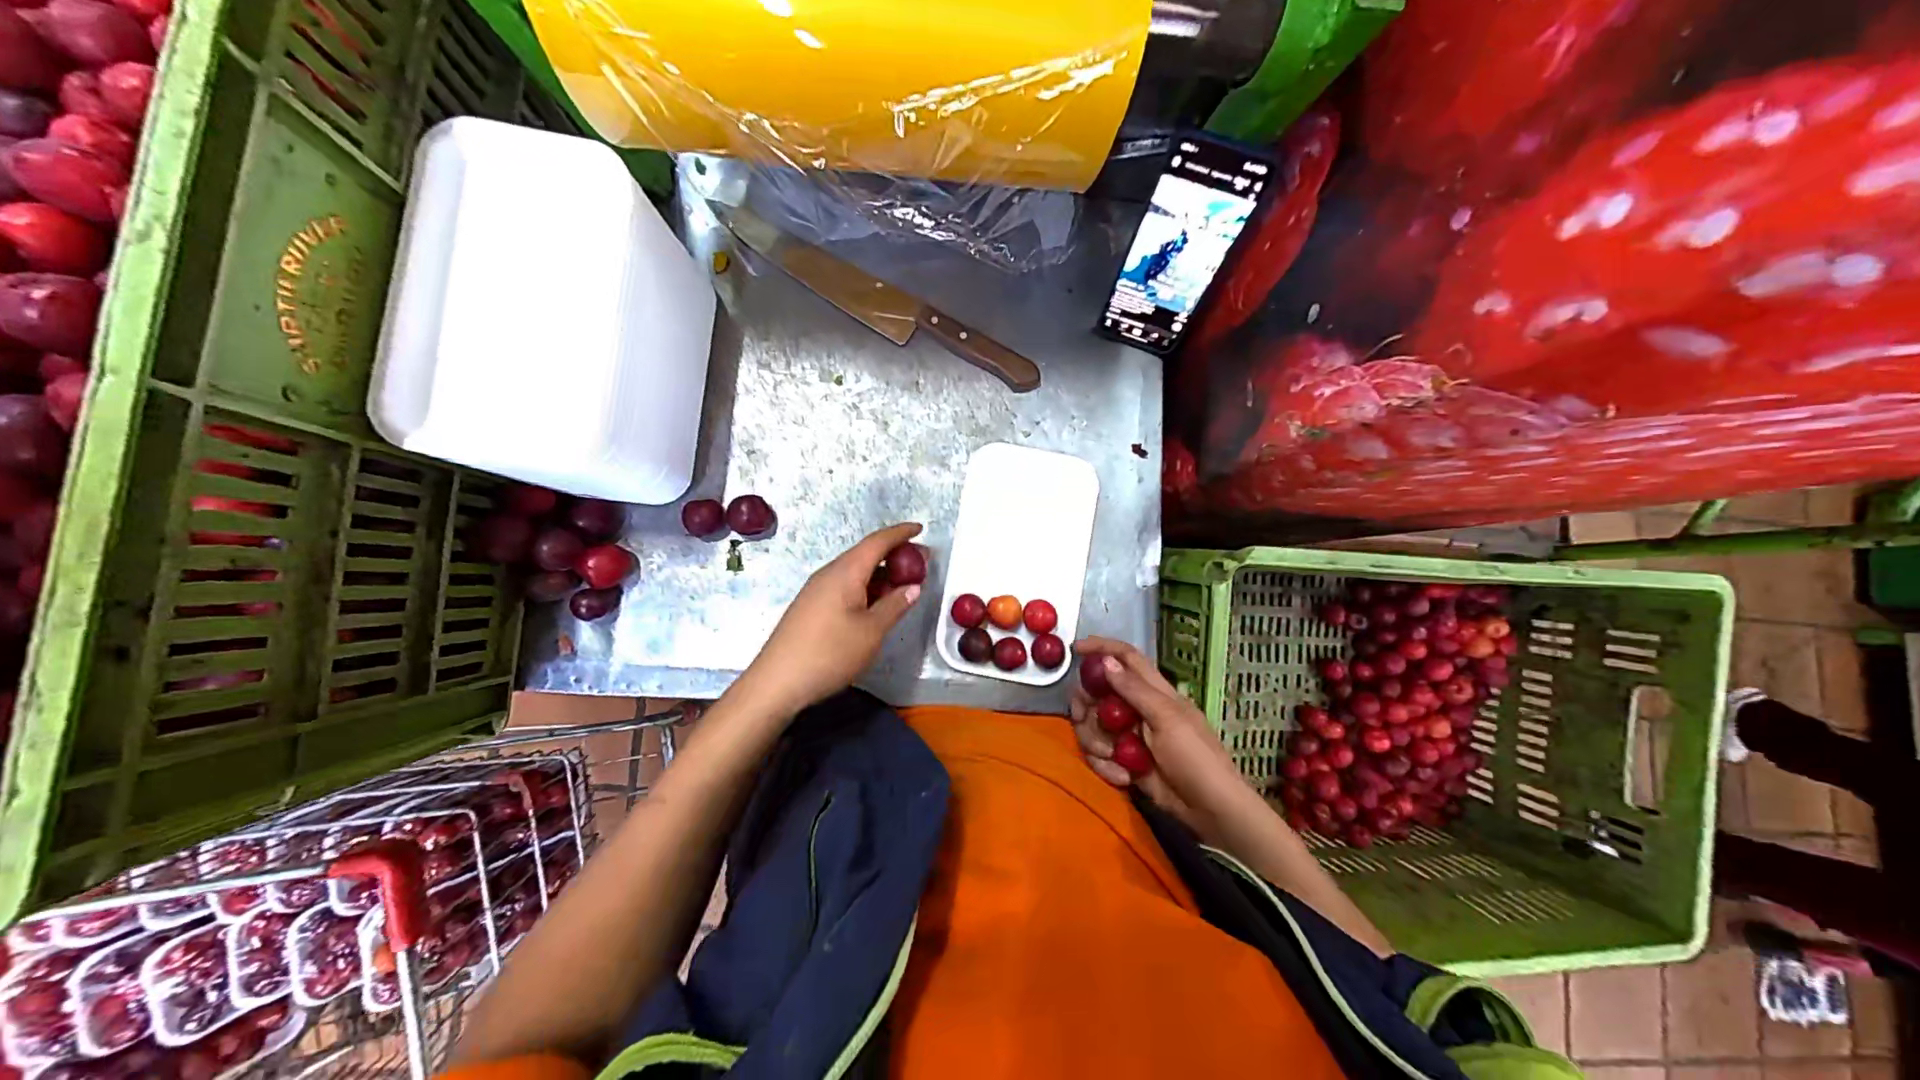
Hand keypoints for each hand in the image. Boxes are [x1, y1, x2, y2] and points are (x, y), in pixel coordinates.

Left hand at [739, 523, 923, 716]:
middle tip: (921, 563)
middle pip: (865, 554)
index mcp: (845, 572)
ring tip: (905, 585)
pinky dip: (867, 587)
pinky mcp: (812, 607)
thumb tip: (912, 587)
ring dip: (882, 574)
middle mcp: (829, 574)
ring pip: (855, 572)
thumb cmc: (829, 653)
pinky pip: (845, 586)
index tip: (920, 529)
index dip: (900, 533)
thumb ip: (895, 605)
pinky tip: (877, 604)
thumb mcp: (871, 631)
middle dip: (895, 555)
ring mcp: (817, 590)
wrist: (778, 682)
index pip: (877, 542)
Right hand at [1068, 637, 1254, 841]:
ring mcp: (1130, 736)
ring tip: (1113, 758)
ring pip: (1093, 726)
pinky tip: (1124, 777)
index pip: (1126, 658)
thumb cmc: (1196, 758)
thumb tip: (1106, 661)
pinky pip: (1100, 755)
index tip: (1076, 649)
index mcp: (1155, 691)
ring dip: (1096, 742)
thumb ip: (1134, 690)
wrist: (1210, 810)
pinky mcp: (1124, 761)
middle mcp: (1138, 709)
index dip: (1102, 648)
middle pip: (1098, 694)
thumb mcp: (1167, 719)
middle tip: (1087, 719)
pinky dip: (1106, 766)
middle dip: (1088, 707)